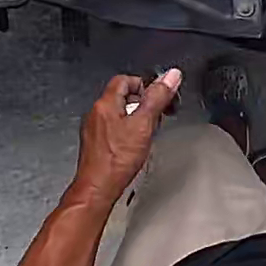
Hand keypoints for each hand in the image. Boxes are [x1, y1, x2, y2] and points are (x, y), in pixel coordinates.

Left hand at [68, 69, 182, 205]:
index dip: (144, 84)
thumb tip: (171, 76)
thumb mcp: (144, 124)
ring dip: (135, 118)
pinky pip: (113, 128)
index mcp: (105, 104)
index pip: (125, 79)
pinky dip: (127, 131)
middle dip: (142, 102)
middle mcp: (96, 114)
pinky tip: (135, 145)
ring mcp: (94, 129)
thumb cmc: (115, 161)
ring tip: (147, 131)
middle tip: (155, 114)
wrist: (98, 189)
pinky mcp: (96, 144)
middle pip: (122, 96)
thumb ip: (157, 98)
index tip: (156, 96)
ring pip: (118, 113)